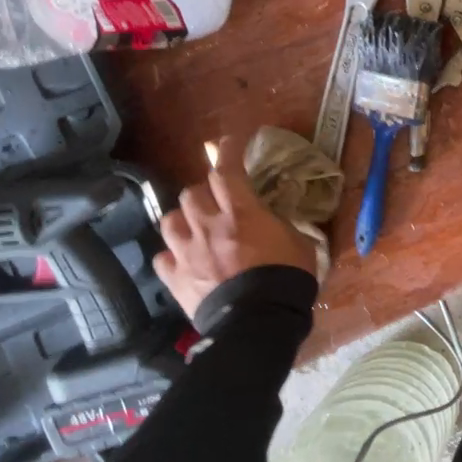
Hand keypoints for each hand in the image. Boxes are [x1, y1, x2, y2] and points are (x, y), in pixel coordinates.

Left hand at [153, 133, 316, 319]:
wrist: (258, 320)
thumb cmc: (287, 276)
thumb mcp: (298, 242)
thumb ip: (281, 225)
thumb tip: (277, 219)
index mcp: (242, 214)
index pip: (228, 172)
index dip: (228, 152)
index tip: (231, 142)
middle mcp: (208, 226)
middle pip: (193, 192)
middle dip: (206, 190)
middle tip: (219, 198)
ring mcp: (187, 252)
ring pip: (170, 220)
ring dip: (184, 218)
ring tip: (196, 225)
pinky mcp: (175, 278)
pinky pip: (163, 257)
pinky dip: (173, 254)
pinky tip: (185, 259)